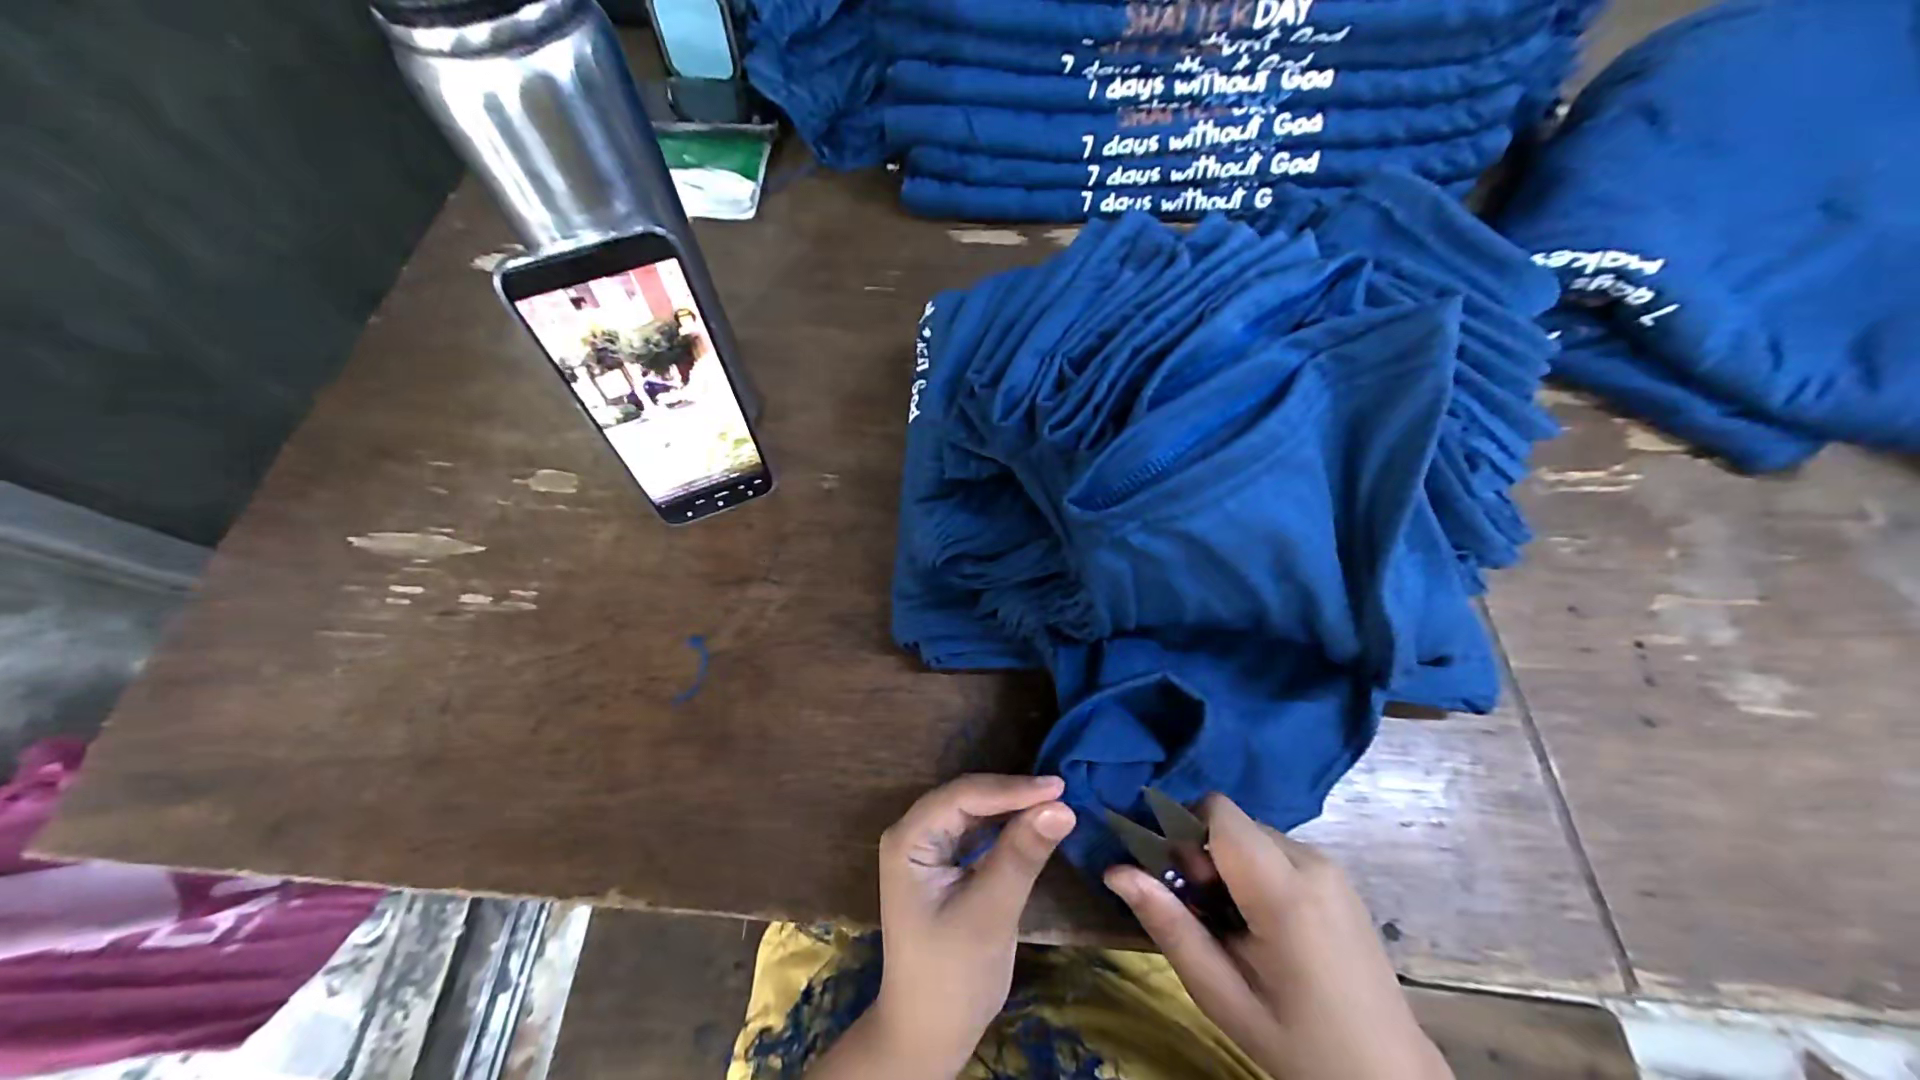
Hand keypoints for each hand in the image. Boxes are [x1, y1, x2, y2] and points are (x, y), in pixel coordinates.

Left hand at [810, 774, 1074, 1079]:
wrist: (931, 1030)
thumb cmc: (952, 974)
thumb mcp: (989, 913)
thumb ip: (1021, 857)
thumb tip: (1061, 807)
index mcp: (908, 840)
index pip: (962, 796)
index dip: (1011, 788)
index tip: (1060, 787)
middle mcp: (914, 834)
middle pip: (968, 798)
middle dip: (1013, 794)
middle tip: (1063, 793)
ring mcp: (930, 848)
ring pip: (976, 812)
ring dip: (1013, 808)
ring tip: (1056, 803)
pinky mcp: (948, 864)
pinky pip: (980, 832)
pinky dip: (1008, 827)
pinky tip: (1035, 824)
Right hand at [1104, 794, 1451, 1079]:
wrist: (1388, 1078)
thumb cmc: (1297, 1043)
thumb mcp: (1221, 994)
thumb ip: (1169, 925)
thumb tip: (1115, 870)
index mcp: (1283, 890)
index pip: (1217, 811)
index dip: (1185, 833)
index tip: (1182, 885)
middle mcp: (1311, 862)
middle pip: (1231, 824)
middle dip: (1203, 855)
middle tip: (1203, 915)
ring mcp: (1330, 868)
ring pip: (1251, 835)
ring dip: (1227, 865)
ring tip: (1234, 926)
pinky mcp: (1338, 878)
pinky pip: (1276, 850)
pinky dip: (1254, 872)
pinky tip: (1263, 926)